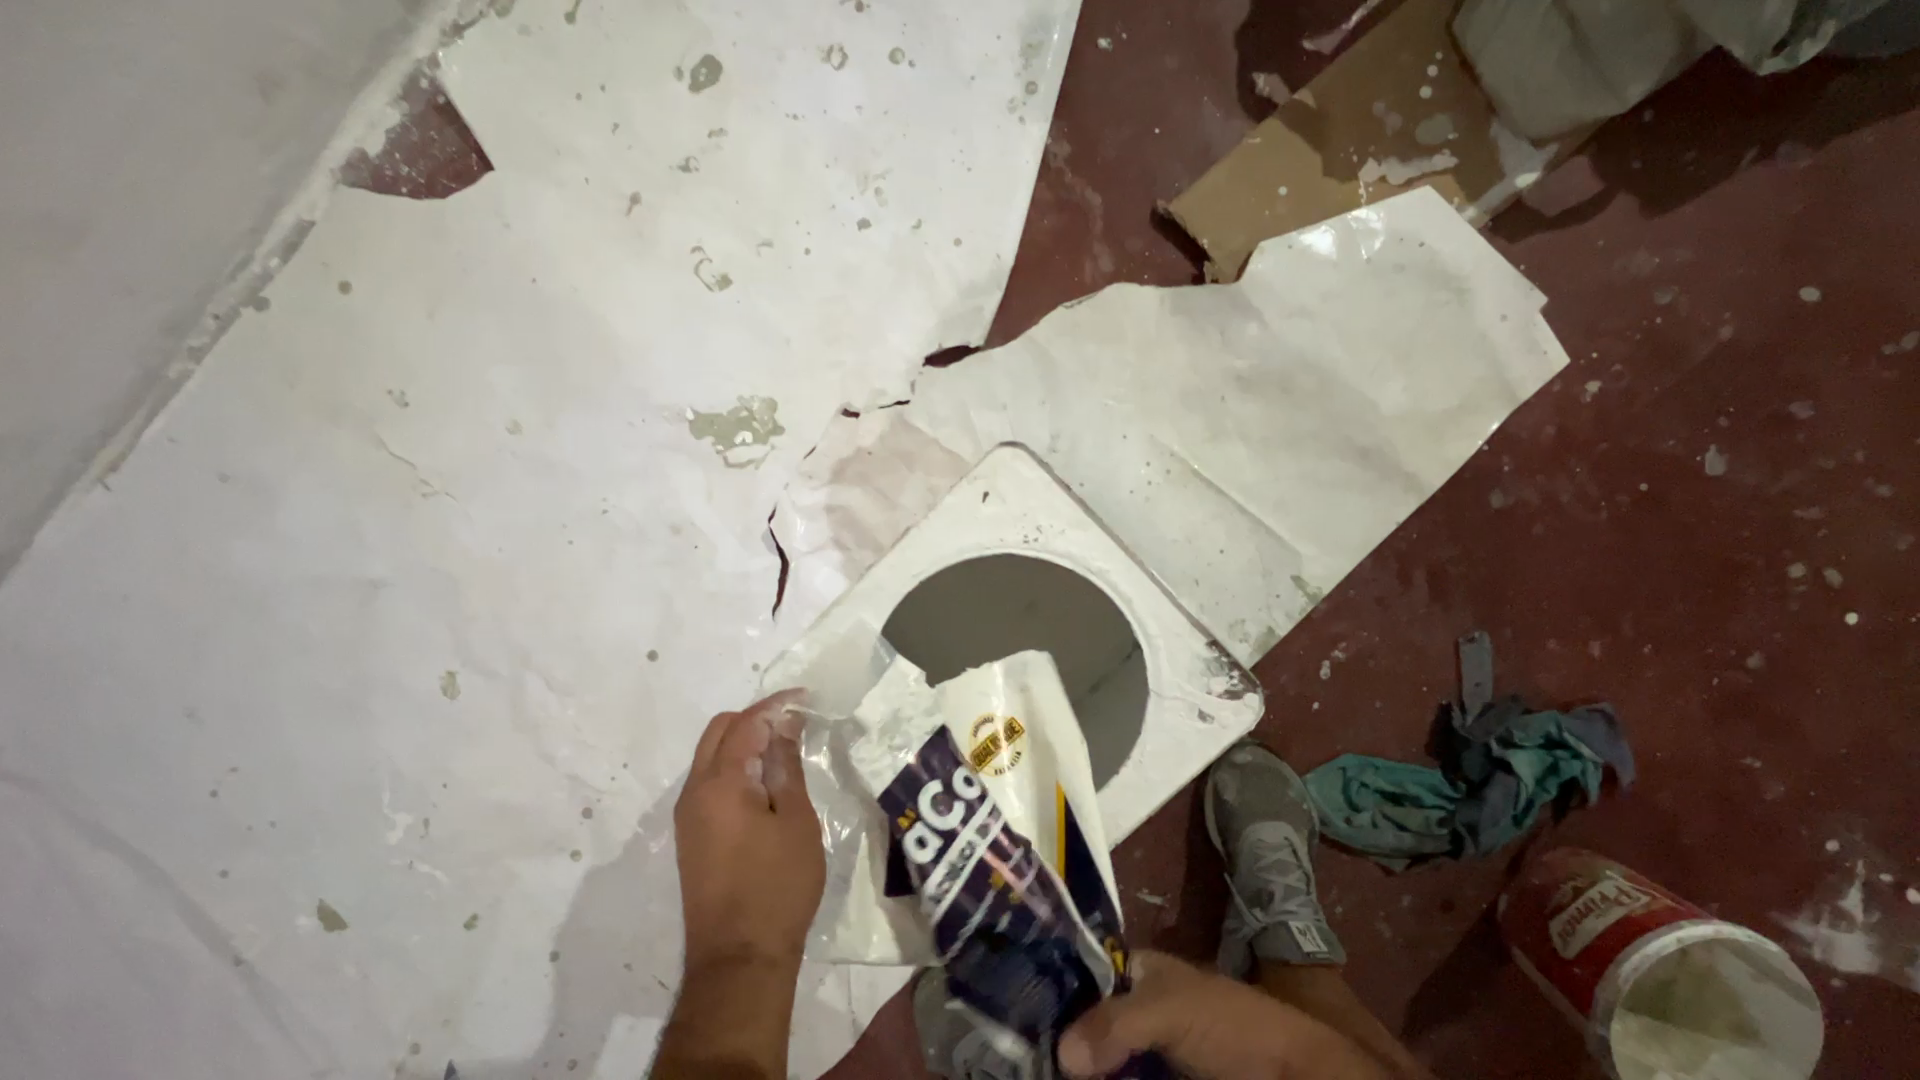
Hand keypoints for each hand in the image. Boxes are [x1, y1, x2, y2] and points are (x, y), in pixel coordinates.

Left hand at [673, 690, 824, 973]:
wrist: (739, 958)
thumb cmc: (778, 886)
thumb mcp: (796, 821)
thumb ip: (787, 767)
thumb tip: (784, 725)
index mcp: (720, 783)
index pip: (745, 724)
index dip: (776, 705)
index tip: (806, 698)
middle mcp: (694, 792)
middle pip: (719, 733)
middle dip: (755, 720)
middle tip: (795, 727)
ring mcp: (688, 817)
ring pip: (711, 758)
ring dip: (743, 746)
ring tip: (785, 756)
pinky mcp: (691, 838)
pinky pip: (709, 784)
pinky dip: (736, 771)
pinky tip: (766, 788)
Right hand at [1059, 952, 1390, 1079]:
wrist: (1294, 1078)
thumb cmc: (1233, 1026)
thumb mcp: (1171, 1011)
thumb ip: (1115, 1023)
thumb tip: (1062, 1054)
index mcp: (1138, 973)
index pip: (1081, 976)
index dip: (1052, 993)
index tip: (1019, 1018)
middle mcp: (1136, 1009)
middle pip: (1084, 1025)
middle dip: (1062, 1045)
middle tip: (1028, 1060)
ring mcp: (1147, 1054)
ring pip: (1098, 1062)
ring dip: (1080, 1070)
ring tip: (1042, 1070)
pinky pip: (1119, 1079)